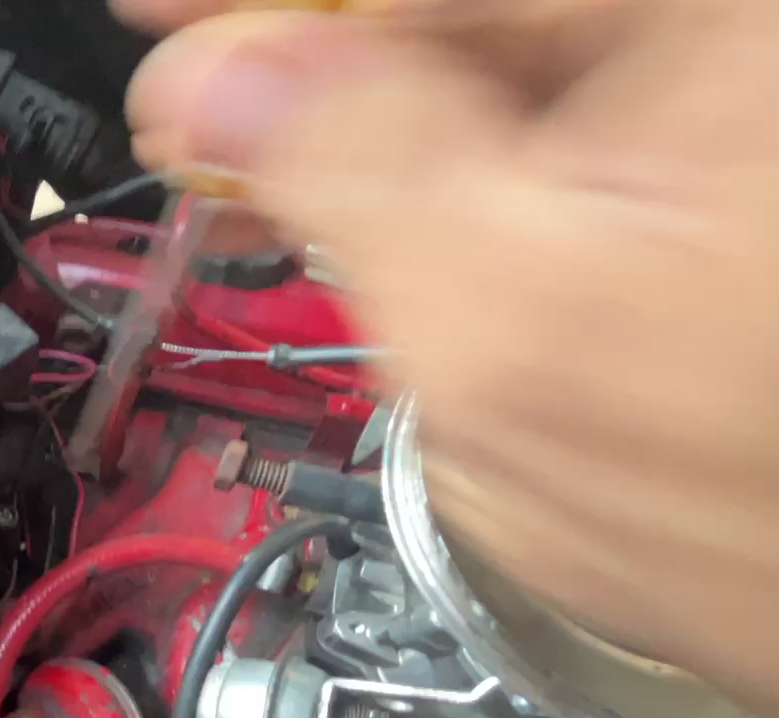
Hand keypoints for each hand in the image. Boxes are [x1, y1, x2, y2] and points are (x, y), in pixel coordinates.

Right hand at [115, 0, 778, 712]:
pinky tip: (280, 187)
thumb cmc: (731, 495)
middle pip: (440, 17)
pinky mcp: (613, 194)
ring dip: (304, 112)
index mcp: (706, 51)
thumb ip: (345, 170)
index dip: (278, 1)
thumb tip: (208, 85)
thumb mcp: (491, 320)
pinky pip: (452, 143)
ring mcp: (660, 125)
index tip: (167, 19)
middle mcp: (693, 67)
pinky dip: (349, 164)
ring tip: (209, 152)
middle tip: (178, 97)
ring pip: (437, 72)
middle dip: (287, 56)